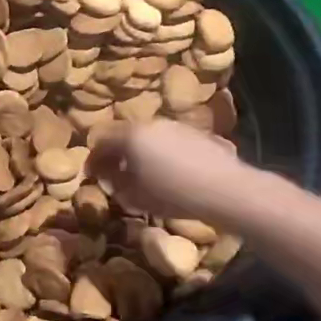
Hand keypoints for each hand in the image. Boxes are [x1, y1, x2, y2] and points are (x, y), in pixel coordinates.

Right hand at [89, 120, 258, 223]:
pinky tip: (170, 173)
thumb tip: (110, 177)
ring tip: (144, 174)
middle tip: (116, 174)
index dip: (93, 160)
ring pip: (149, 137)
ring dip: (141, 153)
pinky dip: (162, 154)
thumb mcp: (133, 196)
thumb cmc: (172, 194)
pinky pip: (170, 142)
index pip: (100, 142)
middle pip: (125, 136)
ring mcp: (177, 127)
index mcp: (130, 136)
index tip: (92, 176)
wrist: (228, 191)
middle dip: (117, 155)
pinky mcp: (199, 135)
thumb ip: (115, 183)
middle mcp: (151, 124)